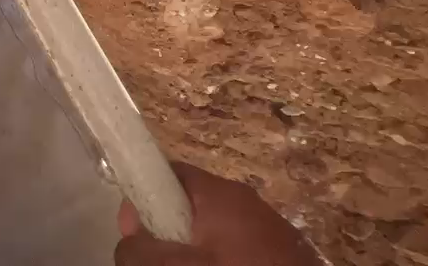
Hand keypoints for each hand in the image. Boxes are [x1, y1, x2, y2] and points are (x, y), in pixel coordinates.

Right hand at [116, 164, 325, 265]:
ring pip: (220, 230)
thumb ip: (136, 247)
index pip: (165, 171)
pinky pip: (247, 250)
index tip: (135, 228)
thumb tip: (130, 241)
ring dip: (202, 248)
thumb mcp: (173, 264)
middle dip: (171, 227)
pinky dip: (231, 259)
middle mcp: (251, 202)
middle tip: (164, 256)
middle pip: (191, 203)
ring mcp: (279, 232)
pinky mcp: (297, 258)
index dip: (141, 196)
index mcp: (221, 192)